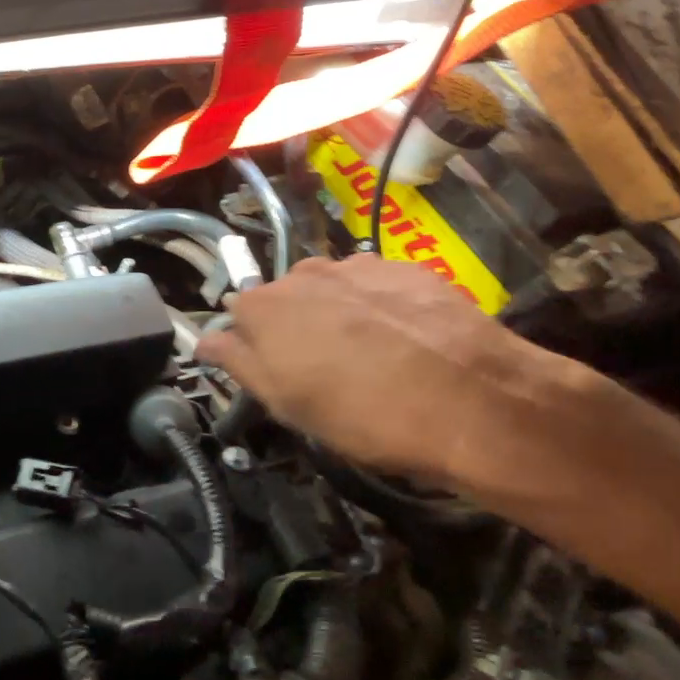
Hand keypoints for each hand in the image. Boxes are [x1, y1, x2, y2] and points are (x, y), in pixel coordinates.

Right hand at [197, 254, 597, 492]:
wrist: (473, 401)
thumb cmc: (364, 414)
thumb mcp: (287, 405)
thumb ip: (238, 363)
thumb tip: (206, 339)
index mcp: (264, 307)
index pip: (239, 313)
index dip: (256, 343)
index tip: (278, 371)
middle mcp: (303, 274)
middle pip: (288, 297)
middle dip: (299, 325)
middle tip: (327, 370)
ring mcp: (357, 266)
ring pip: (334, 289)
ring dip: (342, 314)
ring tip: (375, 357)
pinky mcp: (407, 268)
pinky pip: (379, 286)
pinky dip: (384, 308)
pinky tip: (409, 342)